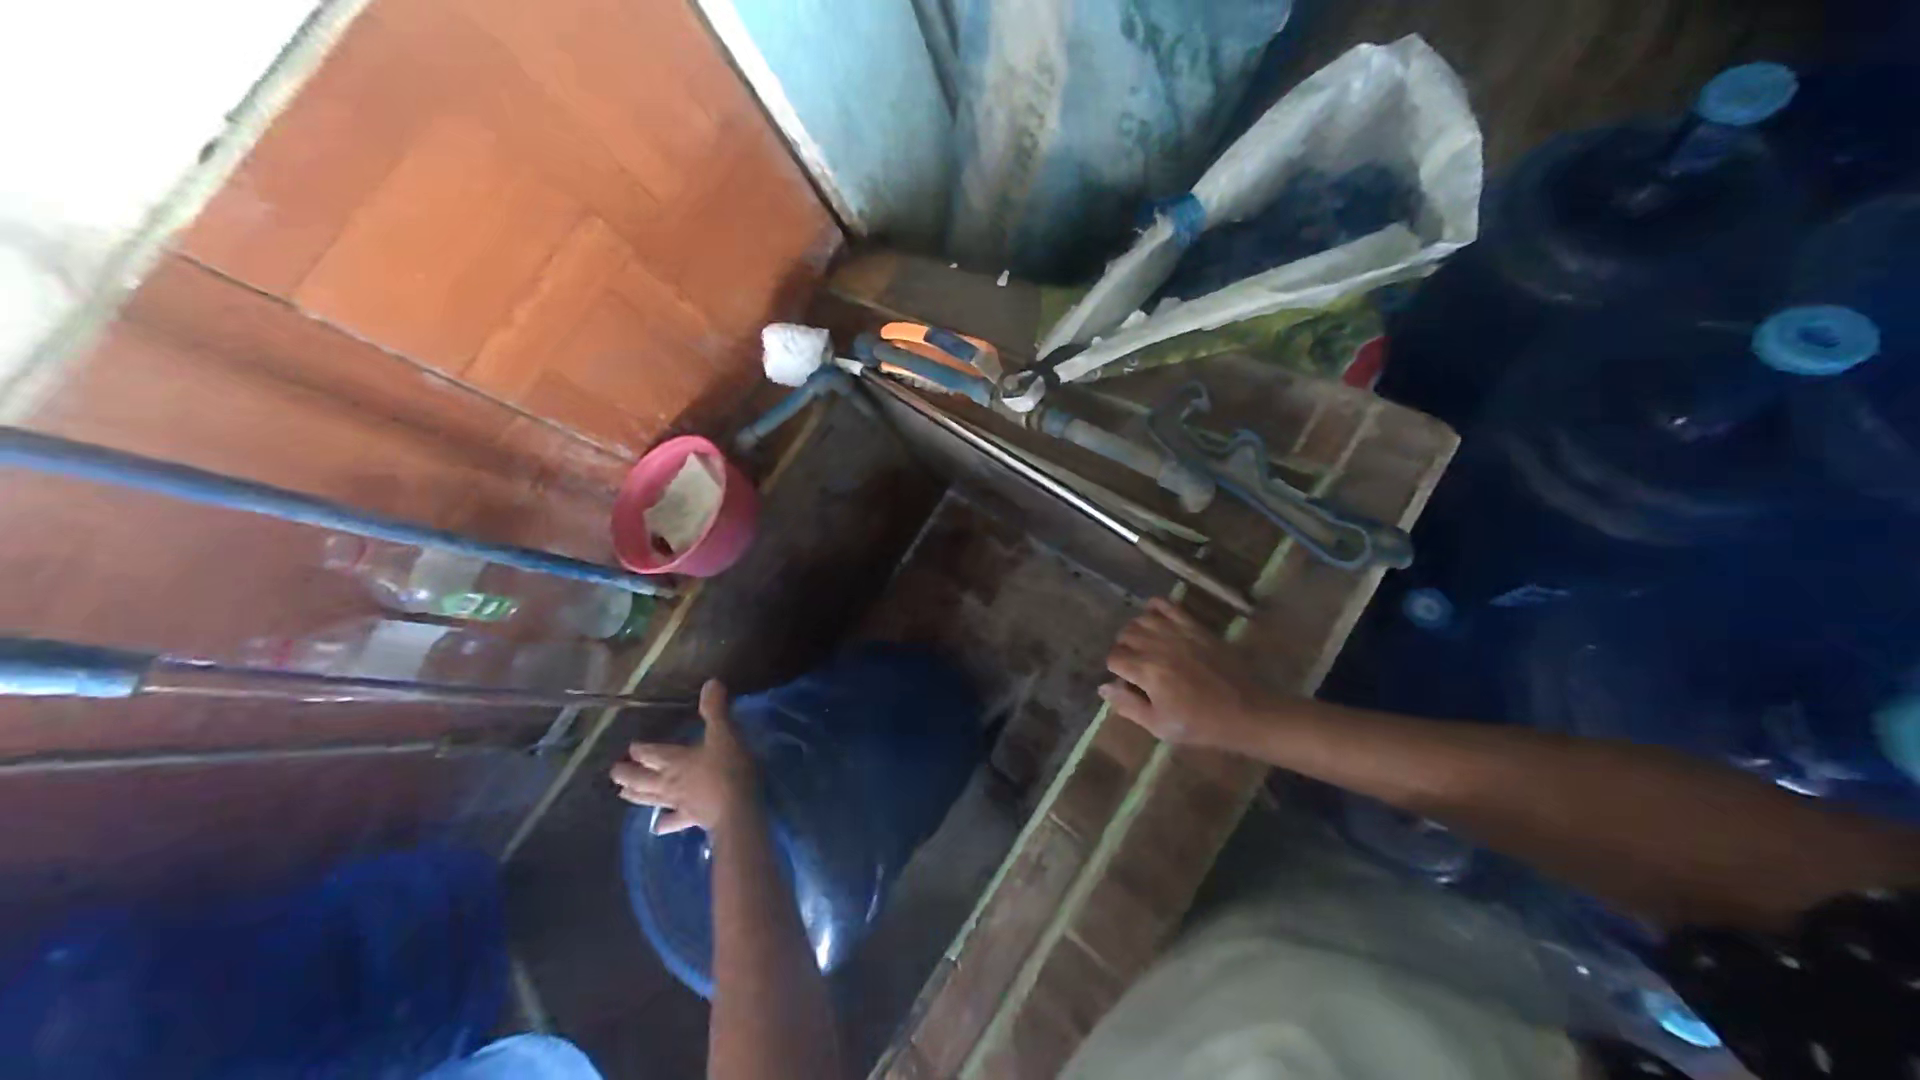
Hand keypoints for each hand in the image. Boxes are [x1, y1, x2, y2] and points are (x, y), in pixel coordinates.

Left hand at [611, 680, 760, 834]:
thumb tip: (710, 682)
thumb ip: (715, 709)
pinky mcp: (688, 819)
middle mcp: (668, 782)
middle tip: (615, 771)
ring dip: (635, 795)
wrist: (736, 811)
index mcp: (674, 760)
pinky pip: (671, 821)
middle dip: (626, 774)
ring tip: (623, 794)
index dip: (639, 749)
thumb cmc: (728, 769)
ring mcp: (676, 803)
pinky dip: (663, 822)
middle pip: (640, 778)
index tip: (631, 746)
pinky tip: (657, 826)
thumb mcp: (724, 733)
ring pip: (649, 798)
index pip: (648, 753)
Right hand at [1101, 598, 1277, 751]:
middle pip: (1125, 635)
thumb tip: (1103, 687)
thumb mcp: (1159, 726)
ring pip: (1141, 619)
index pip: (1114, 658)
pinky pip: (1167, 605)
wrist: (1247, 712)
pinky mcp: (1195, 627)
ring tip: (1145, 646)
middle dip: (1124, 649)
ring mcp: (1178, 633)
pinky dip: (1155, 608)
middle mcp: (1158, 647)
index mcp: (1147, 672)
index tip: (1127, 681)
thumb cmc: (1201, 725)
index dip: (1116, 670)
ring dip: (1137, 631)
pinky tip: (1156, 620)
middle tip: (1135, 665)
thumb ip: (1128, 705)